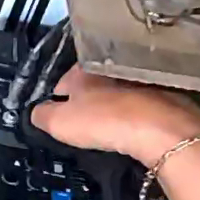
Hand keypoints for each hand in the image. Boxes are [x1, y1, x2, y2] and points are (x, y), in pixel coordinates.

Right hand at [29, 66, 199, 163]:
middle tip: (82, 126)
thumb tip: (36, 113)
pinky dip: (134, 115)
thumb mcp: (57, 122)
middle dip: (85, 102)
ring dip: (111, 107)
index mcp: (82, 70)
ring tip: (108, 131)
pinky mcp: (163, 94)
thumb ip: (40, 115)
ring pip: (117, 93)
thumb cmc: (106, 121)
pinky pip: (140, 105)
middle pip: (90, 86)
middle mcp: (111, 68)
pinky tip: (131, 131)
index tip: (58, 117)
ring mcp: (138, 79)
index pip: (60, 82)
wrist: (159, 129)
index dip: (56, 101)